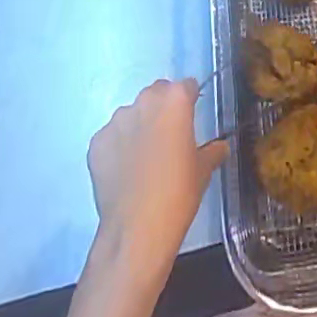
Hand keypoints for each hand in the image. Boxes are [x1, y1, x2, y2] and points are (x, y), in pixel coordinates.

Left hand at [87, 78, 227, 264]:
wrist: (137, 230)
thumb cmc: (178, 194)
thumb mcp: (203, 171)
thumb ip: (212, 151)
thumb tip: (220, 146)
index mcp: (175, 101)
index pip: (186, 86)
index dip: (191, 100)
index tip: (192, 117)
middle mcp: (144, 102)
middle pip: (157, 94)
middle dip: (163, 108)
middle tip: (169, 137)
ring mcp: (116, 121)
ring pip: (132, 114)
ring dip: (139, 126)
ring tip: (144, 158)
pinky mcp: (97, 141)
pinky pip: (112, 137)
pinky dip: (118, 147)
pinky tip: (124, 172)